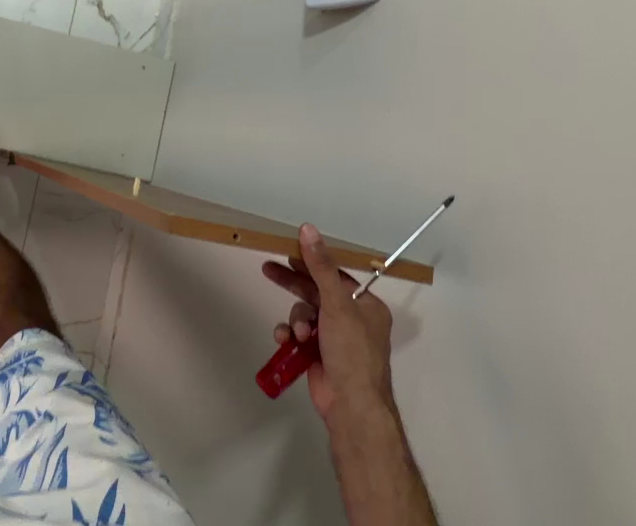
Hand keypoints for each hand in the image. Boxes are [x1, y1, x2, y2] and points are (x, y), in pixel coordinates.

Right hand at [262, 224, 397, 427]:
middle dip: (293, 285)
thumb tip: (308, 229)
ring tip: (296, 333)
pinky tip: (285, 341)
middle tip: (268, 268)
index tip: (289, 250)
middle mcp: (352, 320)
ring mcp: (334, 339)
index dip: (313, 262)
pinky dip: (290, 336)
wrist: (350, 406)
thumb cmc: (351, 351)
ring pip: (304, 314)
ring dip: (295, 320)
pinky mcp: (318, 355)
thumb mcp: (337, 304)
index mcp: (367, 306)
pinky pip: (298, 335)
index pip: (336, 276)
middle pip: (316, 293)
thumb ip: (321, 267)